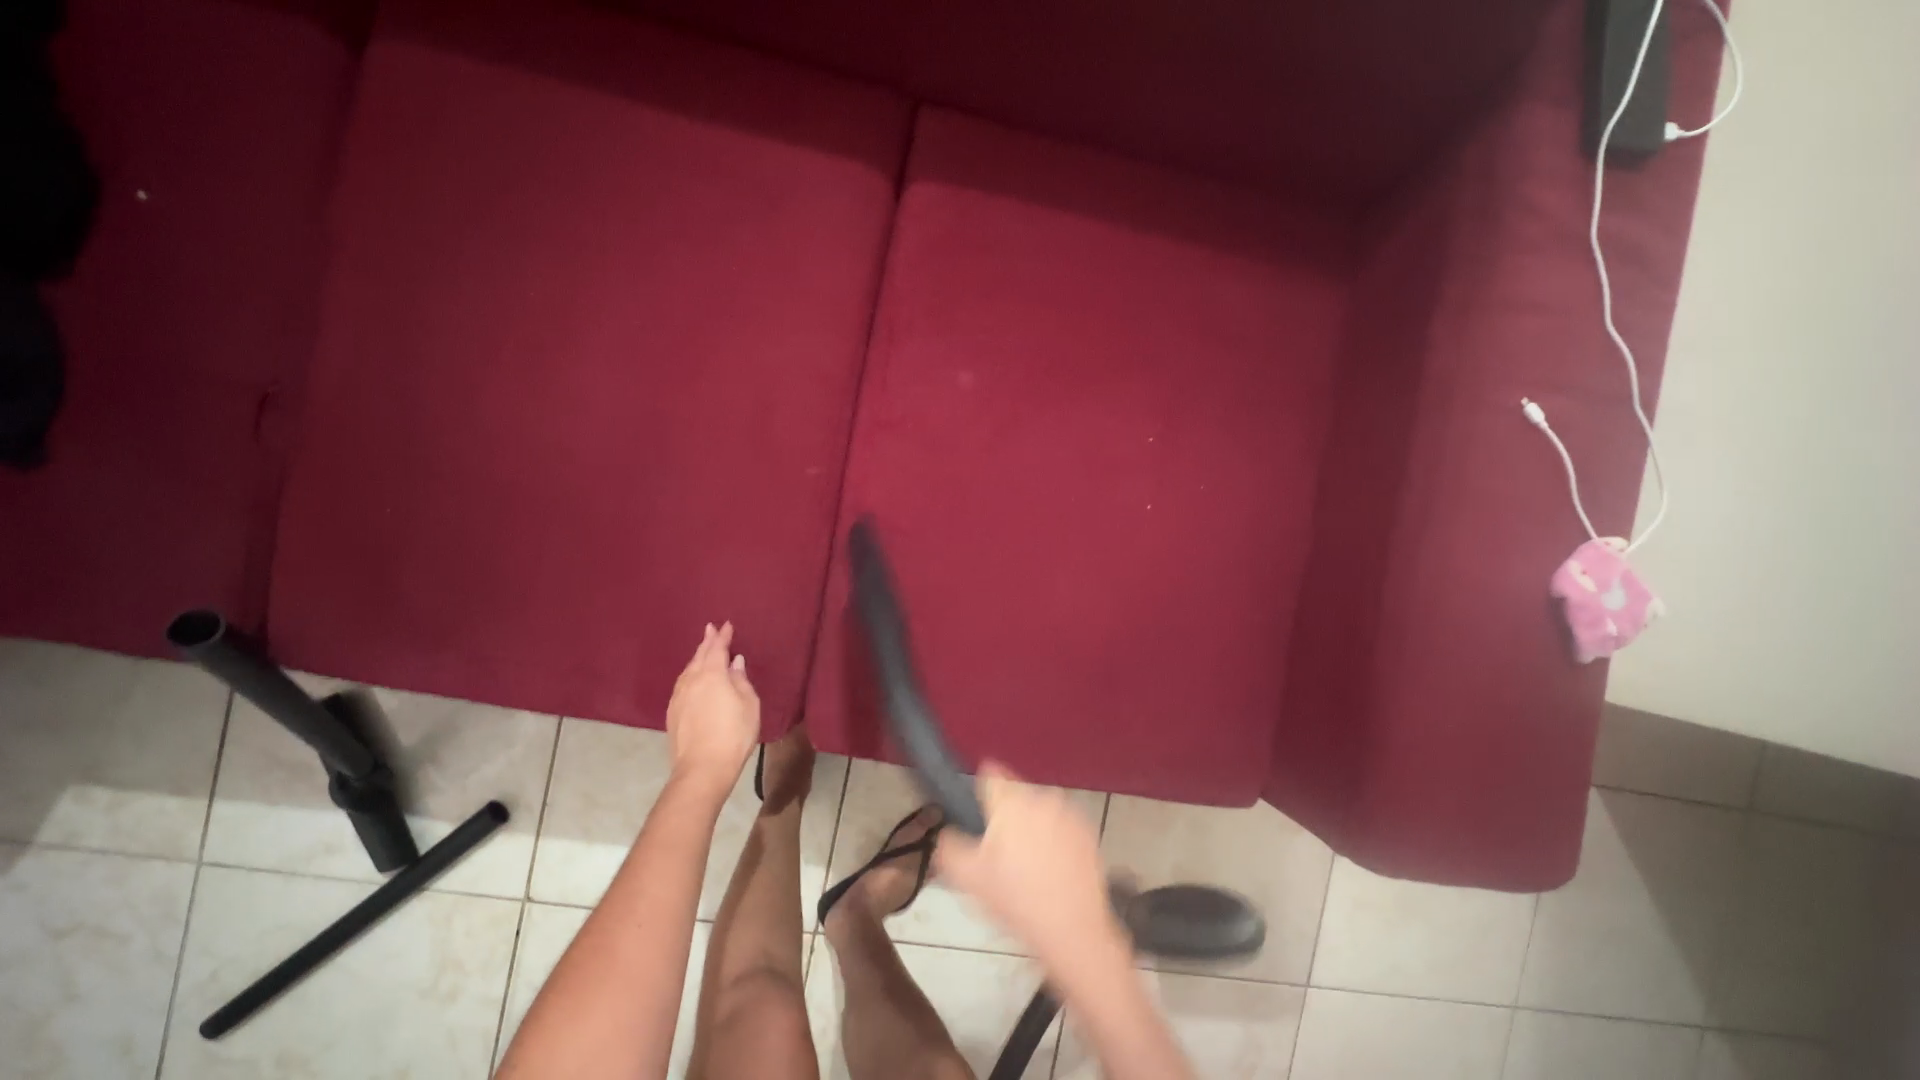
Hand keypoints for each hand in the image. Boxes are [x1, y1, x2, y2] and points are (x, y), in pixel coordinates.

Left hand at [665, 622, 758, 796]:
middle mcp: (692, 681)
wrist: (702, 768)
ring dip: (696, 658)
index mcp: (712, 675)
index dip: (723, 636)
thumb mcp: (749, 705)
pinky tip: (692, 679)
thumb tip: (735, 663)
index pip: (717, 649)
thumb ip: (741, 681)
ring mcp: (679, 697)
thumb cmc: (733, 734)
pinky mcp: (673, 713)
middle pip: (699, 656)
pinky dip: (689, 675)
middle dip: (706, 642)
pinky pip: (682, 684)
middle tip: (710, 629)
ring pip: (688, 670)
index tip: (726, 625)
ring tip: (702, 652)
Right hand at [935, 763, 1125, 971]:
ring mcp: (1070, 813)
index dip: (979, 791)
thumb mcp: (966, 878)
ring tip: (1026, 867)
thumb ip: (947, 845)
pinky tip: (1050, 871)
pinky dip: (1054, 839)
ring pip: (1039, 810)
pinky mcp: (1089, 832)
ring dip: (1031, 826)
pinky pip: (1061, 826)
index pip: (990, 773)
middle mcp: (1043, 797)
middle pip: (1015, 795)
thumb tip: (947, 832)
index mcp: (1011, 801)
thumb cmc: (1015, 900)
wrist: (1072, 930)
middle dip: (1006, 816)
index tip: (977, 815)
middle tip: (999, 853)